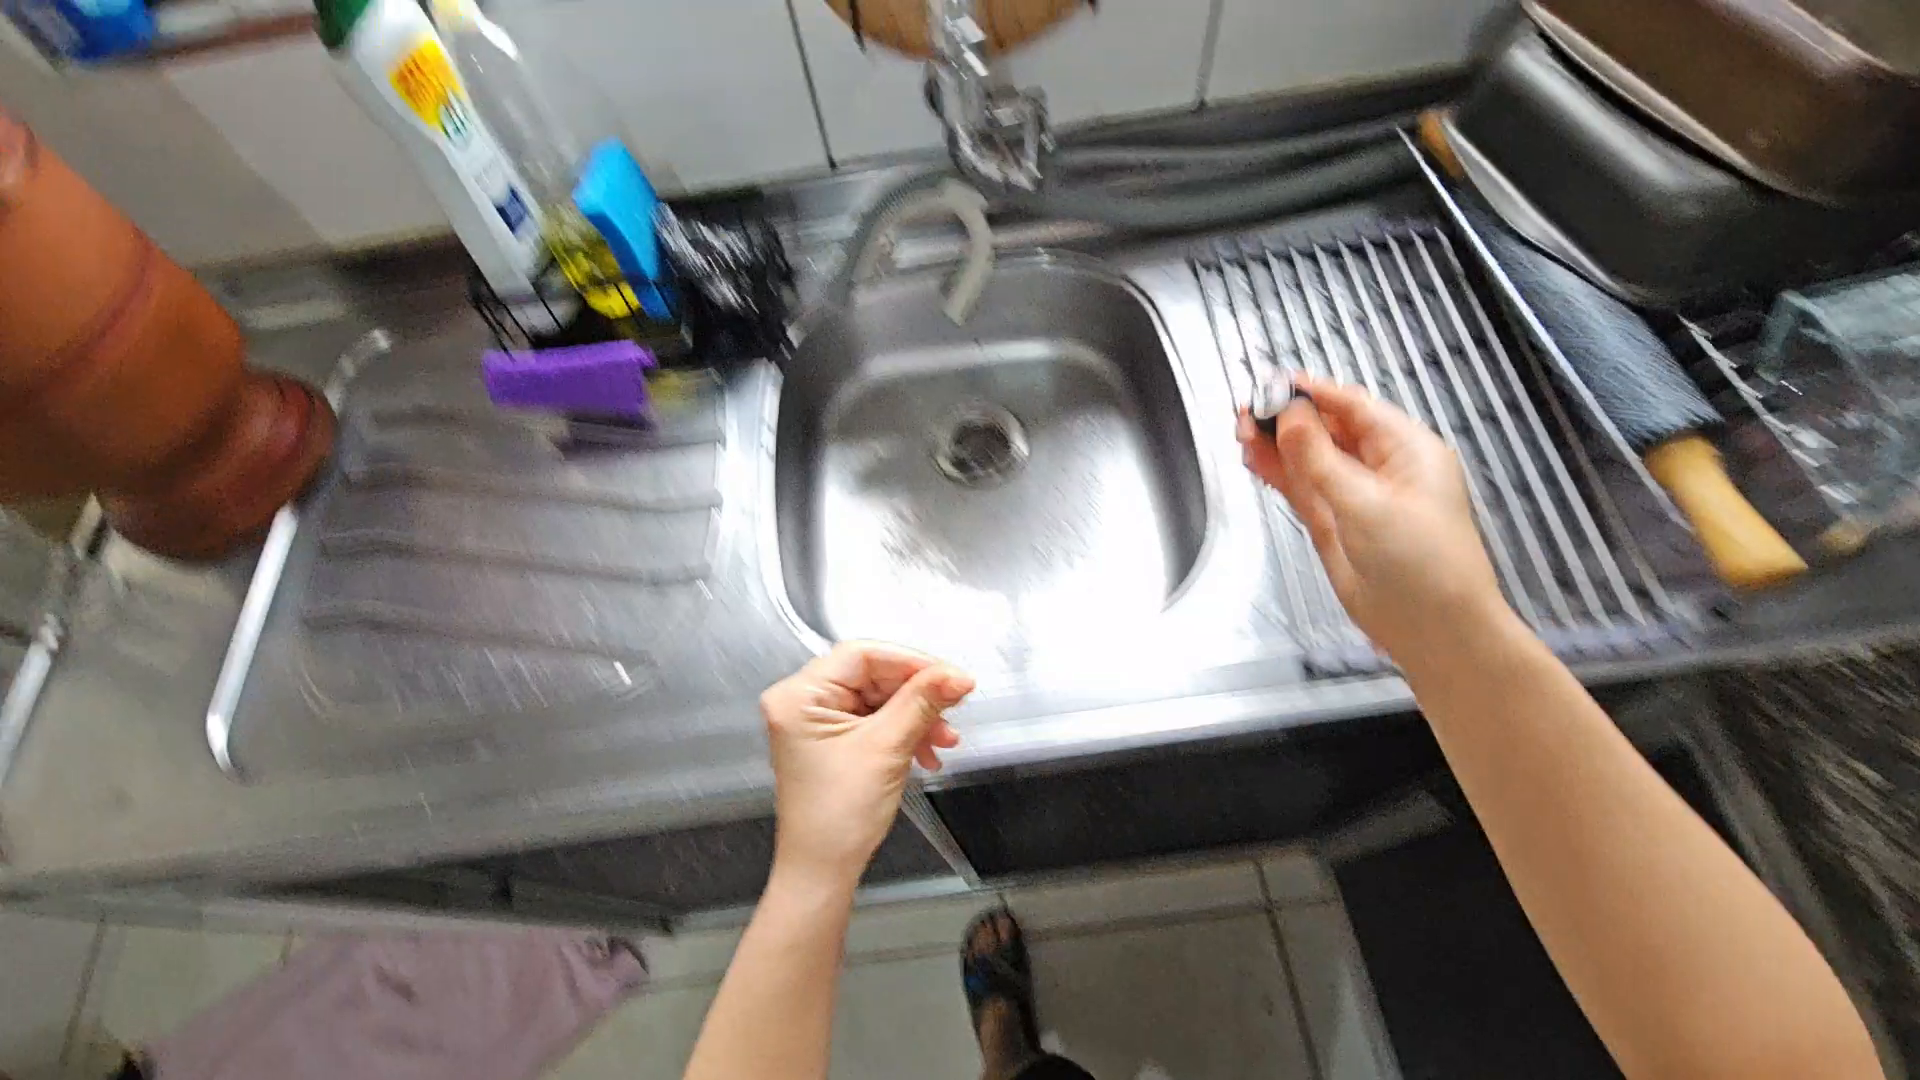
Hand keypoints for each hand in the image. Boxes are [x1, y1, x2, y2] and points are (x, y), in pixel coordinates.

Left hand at [760, 642, 974, 887]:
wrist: (823, 872)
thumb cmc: (838, 816)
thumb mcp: (887, 748)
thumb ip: (923, 702)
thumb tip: (957, 675)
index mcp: (800, 695)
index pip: (862, 654)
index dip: (911, 661)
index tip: (949, 675)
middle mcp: (803, 701)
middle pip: (874, 675)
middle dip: (918, 694)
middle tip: (954, 705)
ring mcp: (817, 721)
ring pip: (880, 698)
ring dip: (917, 715)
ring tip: (945, 739)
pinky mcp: (833, 739)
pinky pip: (876, 719)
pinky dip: (905, 731)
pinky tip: (928, 750)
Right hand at [1237, 375, 1508, 664]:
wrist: (1433, 628)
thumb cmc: (1425, 566)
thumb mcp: (1368, 504)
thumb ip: (1321, 460)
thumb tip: (1291, 416)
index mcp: (1406, 450)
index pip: (1352, 406)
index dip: (1311, 393)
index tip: (1272, 384)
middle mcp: (1381, 467)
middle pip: (1326, 429)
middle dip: (1287, 419)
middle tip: (1247, 413)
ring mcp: (1355, 496)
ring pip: (1308, 458)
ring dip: (1276, 445)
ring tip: (1241, 433)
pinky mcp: (1335, 522)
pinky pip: (1302, 487)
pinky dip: (1278, 473)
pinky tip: (1256, 460)